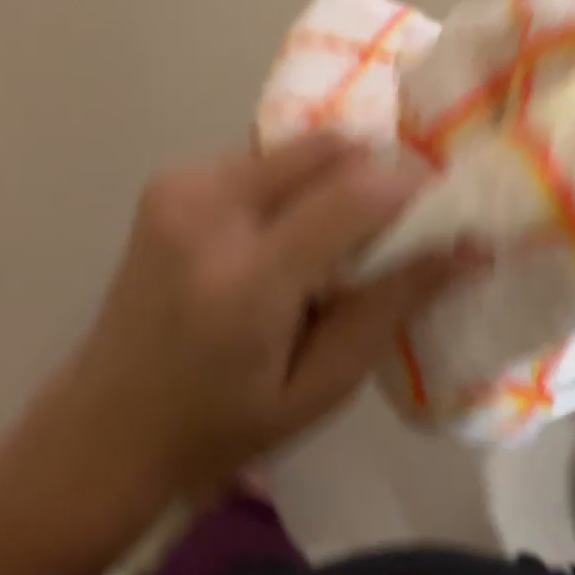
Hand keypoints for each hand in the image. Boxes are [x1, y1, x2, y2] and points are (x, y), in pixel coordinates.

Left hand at [18, 133, 474, 499]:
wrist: (106, 427)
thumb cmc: (221, 427)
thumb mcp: (320, 387)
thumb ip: (391, 305)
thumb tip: (468, 245)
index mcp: (245, 280)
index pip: (353, 196)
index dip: (413, 190)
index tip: (445, 210)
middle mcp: (207, 211)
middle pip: (327, 149)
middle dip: (376, 175)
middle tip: (396, 225)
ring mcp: (181, 185)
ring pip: (298, 147)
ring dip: (334, 179)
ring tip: (335, 240)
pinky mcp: (171, 178)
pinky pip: (262, 158)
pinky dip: (294, 183)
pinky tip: (286, 235)